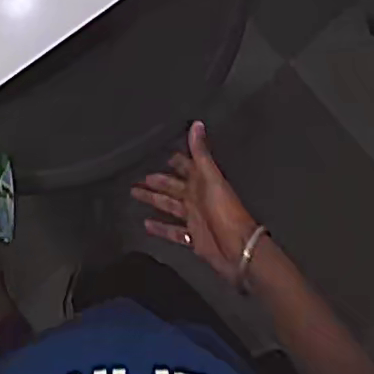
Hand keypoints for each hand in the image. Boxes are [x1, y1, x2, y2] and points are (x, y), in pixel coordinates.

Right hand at [131, 121, 259, 282]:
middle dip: (157, 180)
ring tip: (135, 194)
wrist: (238, 249)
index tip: (157, 152)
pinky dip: (160, 228)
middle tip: (138, 175)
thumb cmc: (225, 210)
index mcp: (202, 181)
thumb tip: (197, 123)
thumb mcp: (212, 178)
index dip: (173, 160)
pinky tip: (146, 225)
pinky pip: (172, 231)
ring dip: (154, 200)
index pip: (185, 166)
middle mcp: (196, 197)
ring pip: (169, 206)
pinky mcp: (192, 238)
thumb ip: (201, 153)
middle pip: (173, 186)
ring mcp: (194, 218)